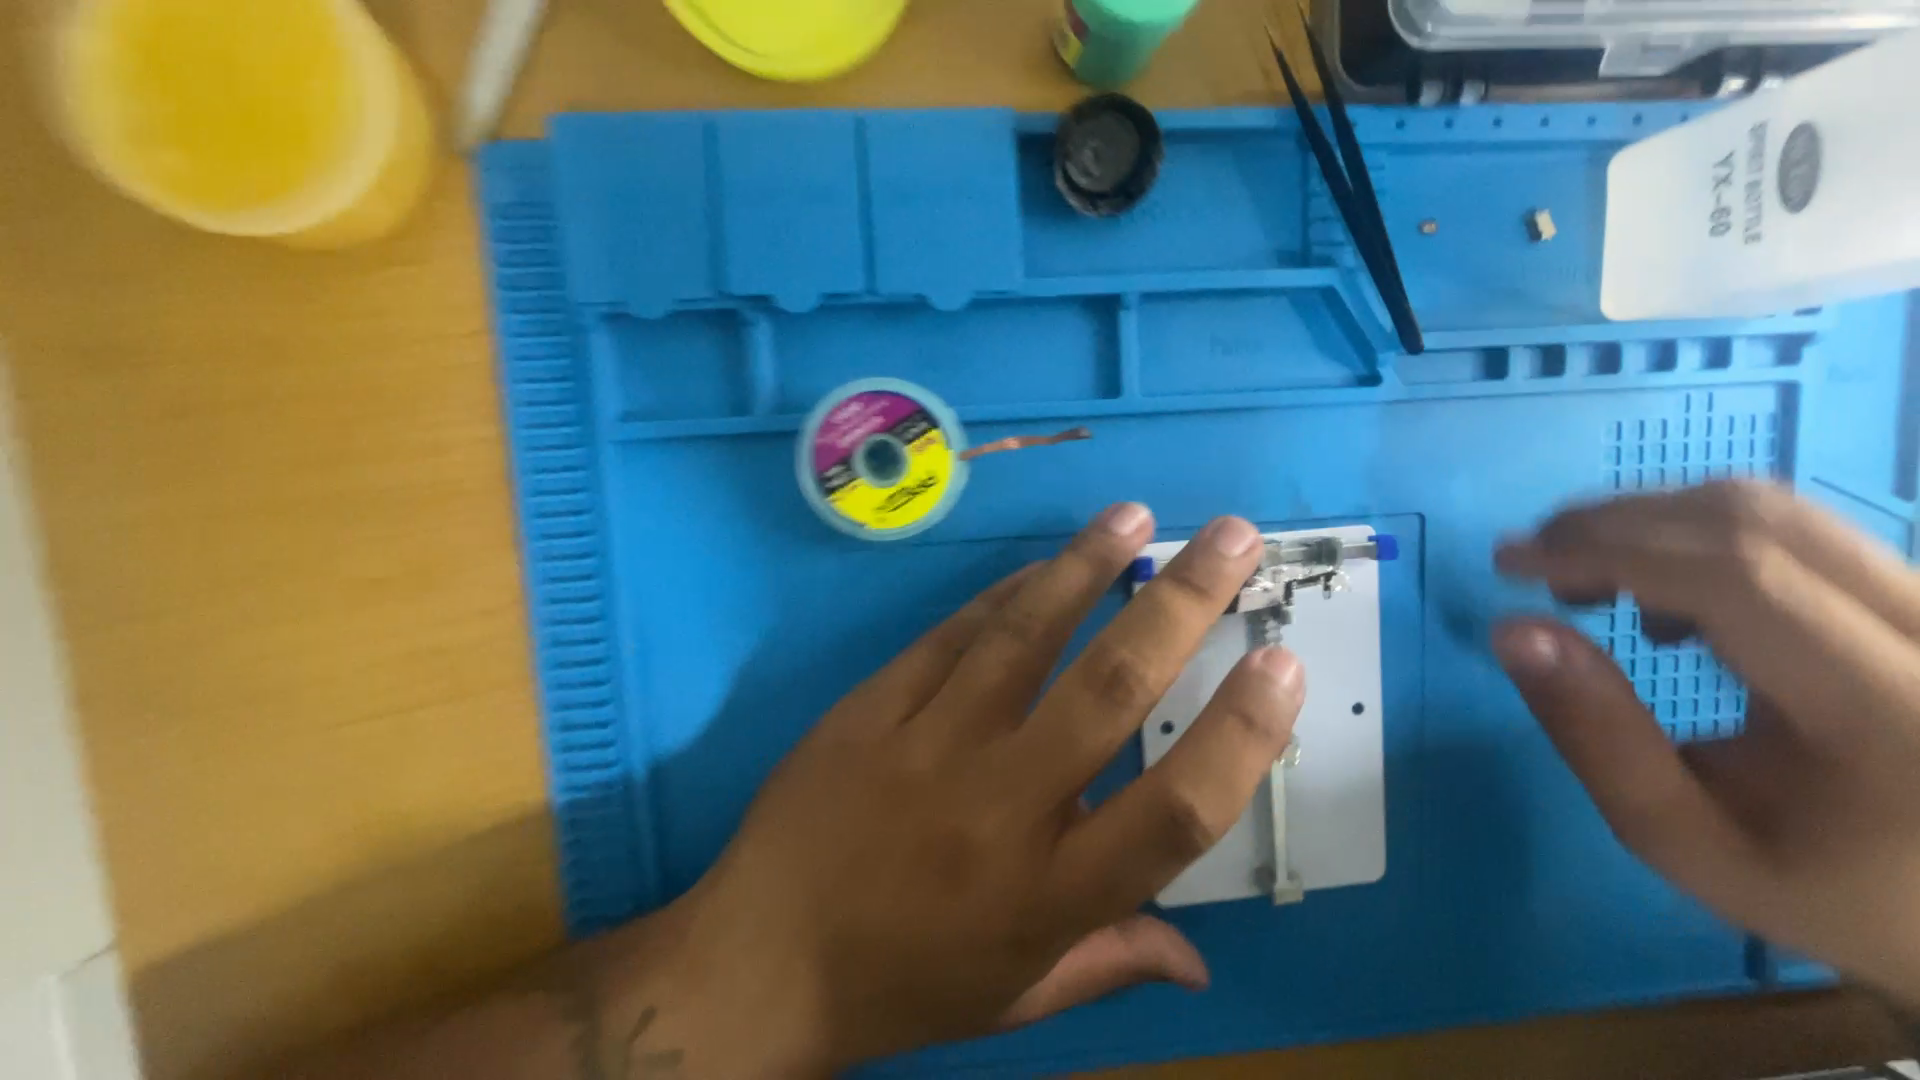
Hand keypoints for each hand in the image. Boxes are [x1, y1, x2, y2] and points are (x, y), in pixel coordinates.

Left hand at [639, 505, 1304, 1075]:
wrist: (759, 960)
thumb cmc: (901, 984)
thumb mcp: (1016, 996)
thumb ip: (1112, 962)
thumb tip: (1201, 958)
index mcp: (1050, 893)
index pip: (1174, 811)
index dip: (1238, 736)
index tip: (1281, 665)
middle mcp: (1000, 806)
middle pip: (1107, 689)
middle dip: (1182, 605)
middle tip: (1231, 540)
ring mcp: (928, 747)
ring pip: (1023, 638)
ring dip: (1086, 569)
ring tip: (1135, 518)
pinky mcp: (871, 710)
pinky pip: (950, 638)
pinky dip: (1003, 594)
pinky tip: (1040, 565)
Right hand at [1493, 480, 1919, 1003]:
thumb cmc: (1814, 882)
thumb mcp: (1677, 836)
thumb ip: (1594, 734)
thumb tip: (1513, 629)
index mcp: (1886, 708)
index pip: (1734, 580)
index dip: (1605, 551)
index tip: (1509, 562)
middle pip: (1753, 522)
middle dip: (1615, 524)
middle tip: (1535, 563)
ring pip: (1774, 512)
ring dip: (1651, 524)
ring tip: (1587, 581)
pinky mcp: (1915, 596)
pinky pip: (1796, 532)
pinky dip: (1696, 540)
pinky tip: (1663, 597)